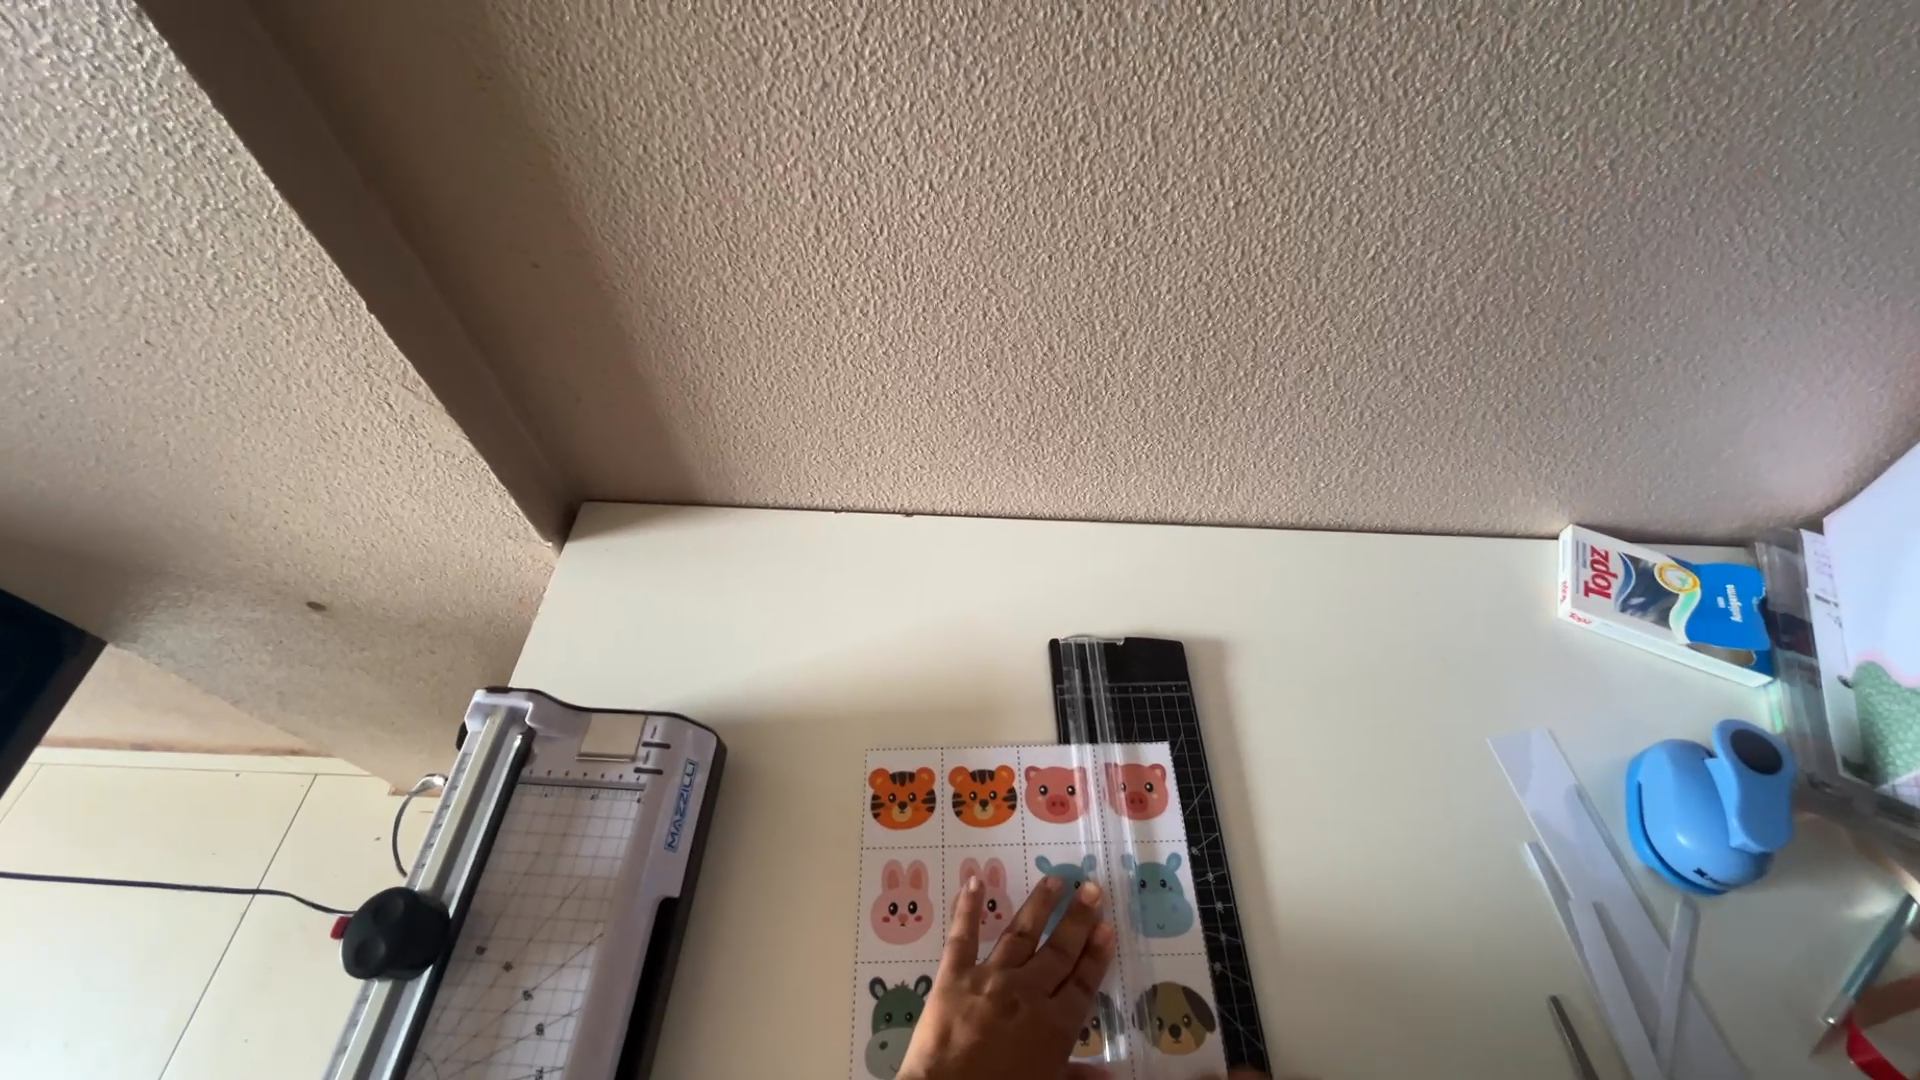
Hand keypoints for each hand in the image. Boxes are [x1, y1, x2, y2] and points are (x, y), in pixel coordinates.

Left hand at [900, 871, 1116, 1079]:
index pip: (1081, 983)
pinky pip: (963, 935)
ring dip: (1039, 905)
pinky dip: (968, 907)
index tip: (1107, 926)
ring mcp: (991, 978)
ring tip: (1054, 879)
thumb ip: (1079, 1078)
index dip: (1095, 954)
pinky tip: (975, 880)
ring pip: (1021, 933)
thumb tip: (1114, 1075)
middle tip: (1090, 887)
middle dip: (1077, 919)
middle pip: (1058, 951)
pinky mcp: (955, 974)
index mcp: (1053, 1026)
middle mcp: (1027, 992)